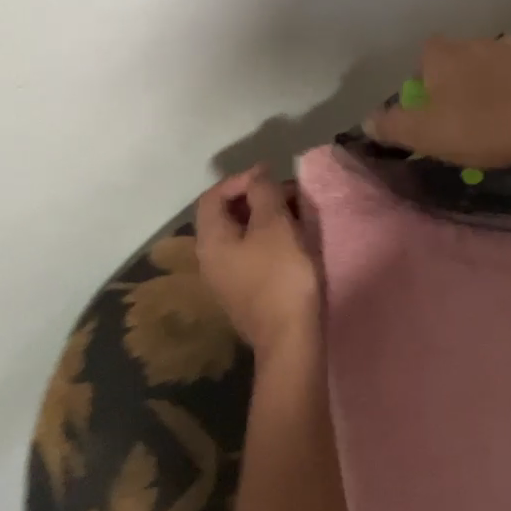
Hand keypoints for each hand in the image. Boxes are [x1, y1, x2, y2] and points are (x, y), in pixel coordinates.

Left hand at [195, 165, 321, 356]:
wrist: (289, 336)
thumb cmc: (281, 274)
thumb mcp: (275, 225)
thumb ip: (263, 194)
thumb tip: (257, 177)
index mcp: (211, 240)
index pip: (213, 196)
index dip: (242, 178)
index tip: (274, 174)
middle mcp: (210, 258)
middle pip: (227, 214)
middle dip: (258, 197)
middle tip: (292, 193)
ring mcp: (227, 277)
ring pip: (243, 233)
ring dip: (268, 216)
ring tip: (299, 214)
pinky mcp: (245, 290)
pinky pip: (252, 252)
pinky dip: (271, 237)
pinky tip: (295, 240)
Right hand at [363, 34, 510, 167]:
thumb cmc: (481, 129)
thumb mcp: (425, 136)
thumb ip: (392, 126)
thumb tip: (368, 120)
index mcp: (444, 55)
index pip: (426, 58)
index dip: (428, 81)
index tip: (436, 108)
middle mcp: (478, 40)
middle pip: (463, 58)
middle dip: (465, 81)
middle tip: (472, 117)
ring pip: (499, 59)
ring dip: (499, 78)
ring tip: (508, 112)